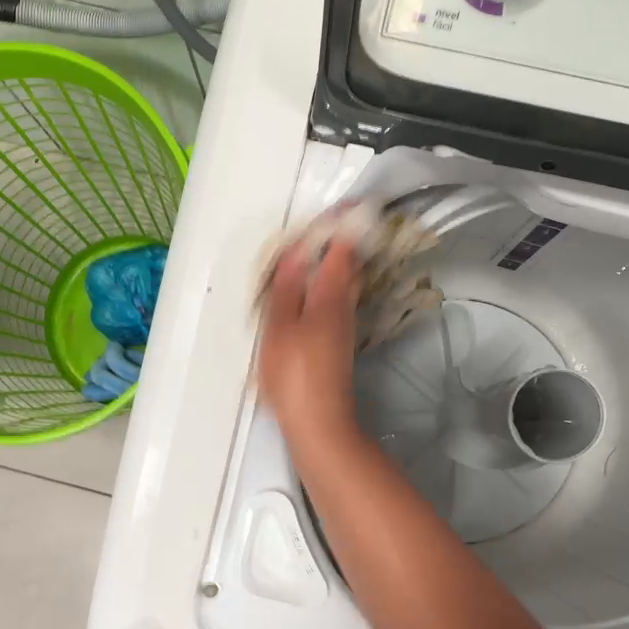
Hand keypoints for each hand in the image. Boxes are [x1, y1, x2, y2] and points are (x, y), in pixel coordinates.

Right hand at [261, 234, 361, 444]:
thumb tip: (294, 253)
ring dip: (337, 261)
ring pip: (345, 283)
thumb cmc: (295, 377)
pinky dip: (329, 283)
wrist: (320, 423)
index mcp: (329, 298)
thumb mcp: (280, 329)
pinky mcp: (339, 344)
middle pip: (349, 265)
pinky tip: (313, 289)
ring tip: (320, 247)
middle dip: (344, 240)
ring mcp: (343, 327)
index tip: (344, 204)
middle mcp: (343, 307)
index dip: (344, 224)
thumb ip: (286, 289)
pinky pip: (337, 300)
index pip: (343, 249)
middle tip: (333, 221)